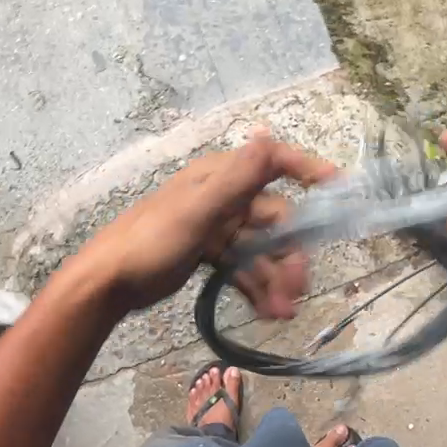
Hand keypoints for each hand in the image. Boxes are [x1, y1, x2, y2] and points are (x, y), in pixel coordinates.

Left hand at [70, 131, 336, 317]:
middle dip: (289, 254)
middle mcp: (221, 196)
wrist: (107, 283)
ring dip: (275, 277)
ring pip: (260, 248)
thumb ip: (236, 179)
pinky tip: (266, 311)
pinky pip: (243, 266)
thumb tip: (267, 133)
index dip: (307, 170)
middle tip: (297, 290)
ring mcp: (216, 226)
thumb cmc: (148, 242)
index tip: (340, 187)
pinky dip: (256, 286)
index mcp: (218, 177)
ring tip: (282, 313)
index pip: (272, 162)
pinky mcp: (209, 253)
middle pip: (273, 218)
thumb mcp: (196, 211)